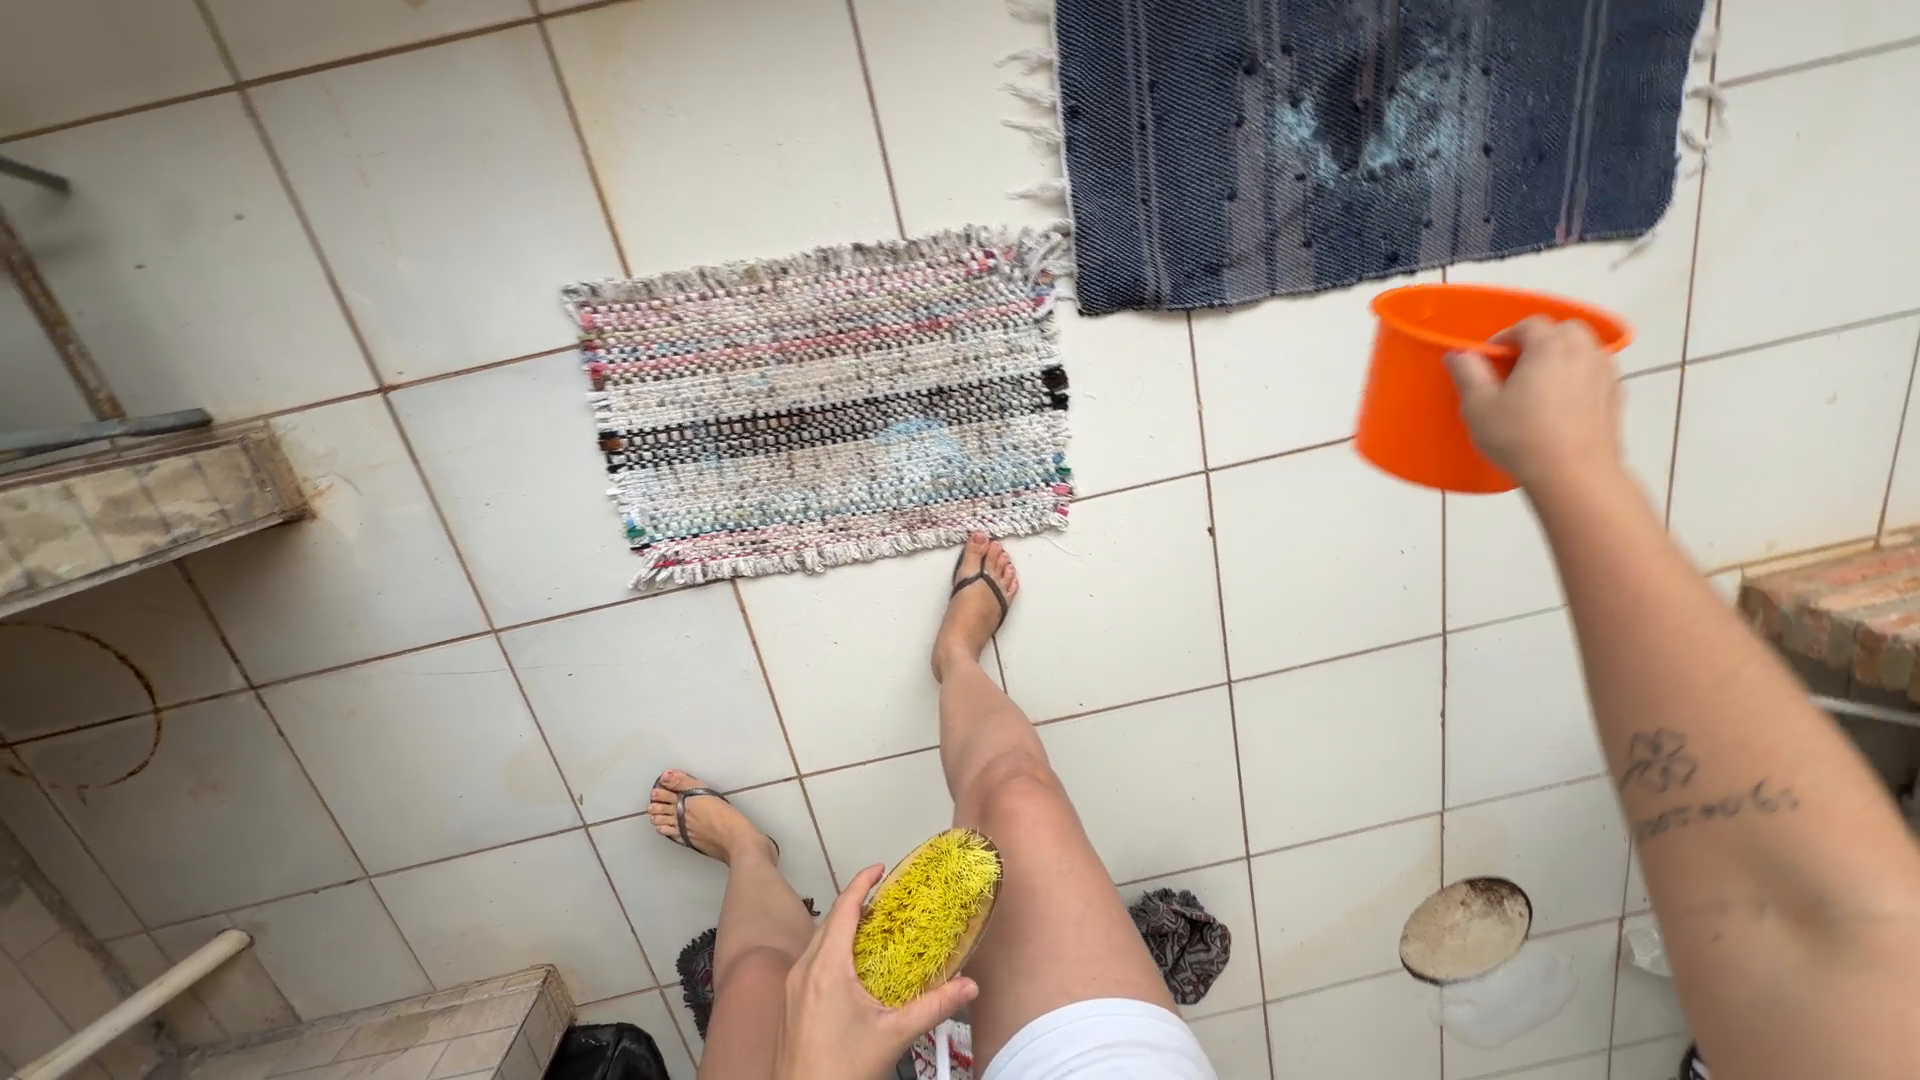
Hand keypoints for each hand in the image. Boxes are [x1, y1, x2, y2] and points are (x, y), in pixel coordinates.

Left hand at [774, 863, 979, 1079]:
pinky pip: (811, 960)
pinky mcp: (790, 1002)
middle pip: (831, 920)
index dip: (862, 882)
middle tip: (884, 897)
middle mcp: (804, 969)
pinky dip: (832, 949)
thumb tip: (968, 987)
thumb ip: (933, 1007)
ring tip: (872, 928)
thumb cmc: (839, 1073)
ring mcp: (793, 986)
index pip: (844, 908)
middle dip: (856, 902)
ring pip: (819, 940)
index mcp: (826, 967)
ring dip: (843, 926)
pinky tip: (852, 967)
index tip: (880, 868)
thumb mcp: (893, 1036)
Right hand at [1445, 316, 1623, 490]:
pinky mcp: (1616, 396)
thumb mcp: (1479, 405)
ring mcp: (1606, 373)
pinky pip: (1593, 374)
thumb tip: (1458, 353)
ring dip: (1560, 358)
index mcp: (1550, 346)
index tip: (1488, 360)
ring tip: (1537, 387)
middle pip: (1563, 330)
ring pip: (1583, 350)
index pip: (1529, 324)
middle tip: (1515, 368)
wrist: (1574, 473)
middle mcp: (1584, 351)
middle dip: (1539, 341)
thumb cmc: (1520, 436)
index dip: (1505, 337)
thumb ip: (1468, 373)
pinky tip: (1558, 407)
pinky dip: (1576, 378)